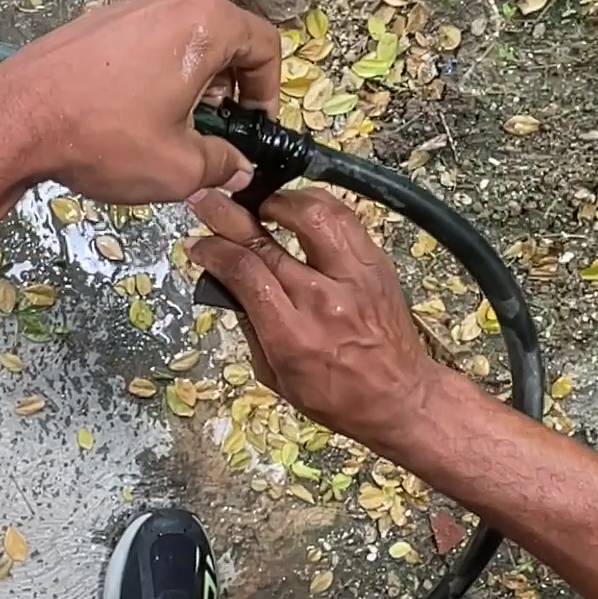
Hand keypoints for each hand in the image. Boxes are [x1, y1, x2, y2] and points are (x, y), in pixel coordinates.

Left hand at [0, 0, 280, 204]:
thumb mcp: (179, 169)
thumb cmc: (105, 138)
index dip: (269, 93)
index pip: (266, 47)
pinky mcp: (103, 20)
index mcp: (207, 23)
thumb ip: (222, 165)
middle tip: (214, 136)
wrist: (18, 120)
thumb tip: (237, 168)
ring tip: (173, 132)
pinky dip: (161, 76)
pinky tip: (136, 116)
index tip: (253, 128)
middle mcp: (175, 0)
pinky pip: (152, 43)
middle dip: (230, 92)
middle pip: (227, 41)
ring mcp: (134, 4)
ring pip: (188, 43)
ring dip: (194, 86)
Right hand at [187, 187, 463, 455]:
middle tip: (209, 202)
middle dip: (229, 216)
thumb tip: (227, 282)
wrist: (399, 397)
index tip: (198, 244)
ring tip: (261, 203)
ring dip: (277, 201)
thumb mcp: (273, 374)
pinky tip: (298, 208)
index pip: (245, 272)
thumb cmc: (332, 395)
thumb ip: (250, 325)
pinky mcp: (376, 263)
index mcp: (292, 335)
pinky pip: (344, 217)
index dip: (214, 250)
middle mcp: (323, 299)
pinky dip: (314, 206)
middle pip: (268, 241)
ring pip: (312, 214)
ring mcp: (355, 276)